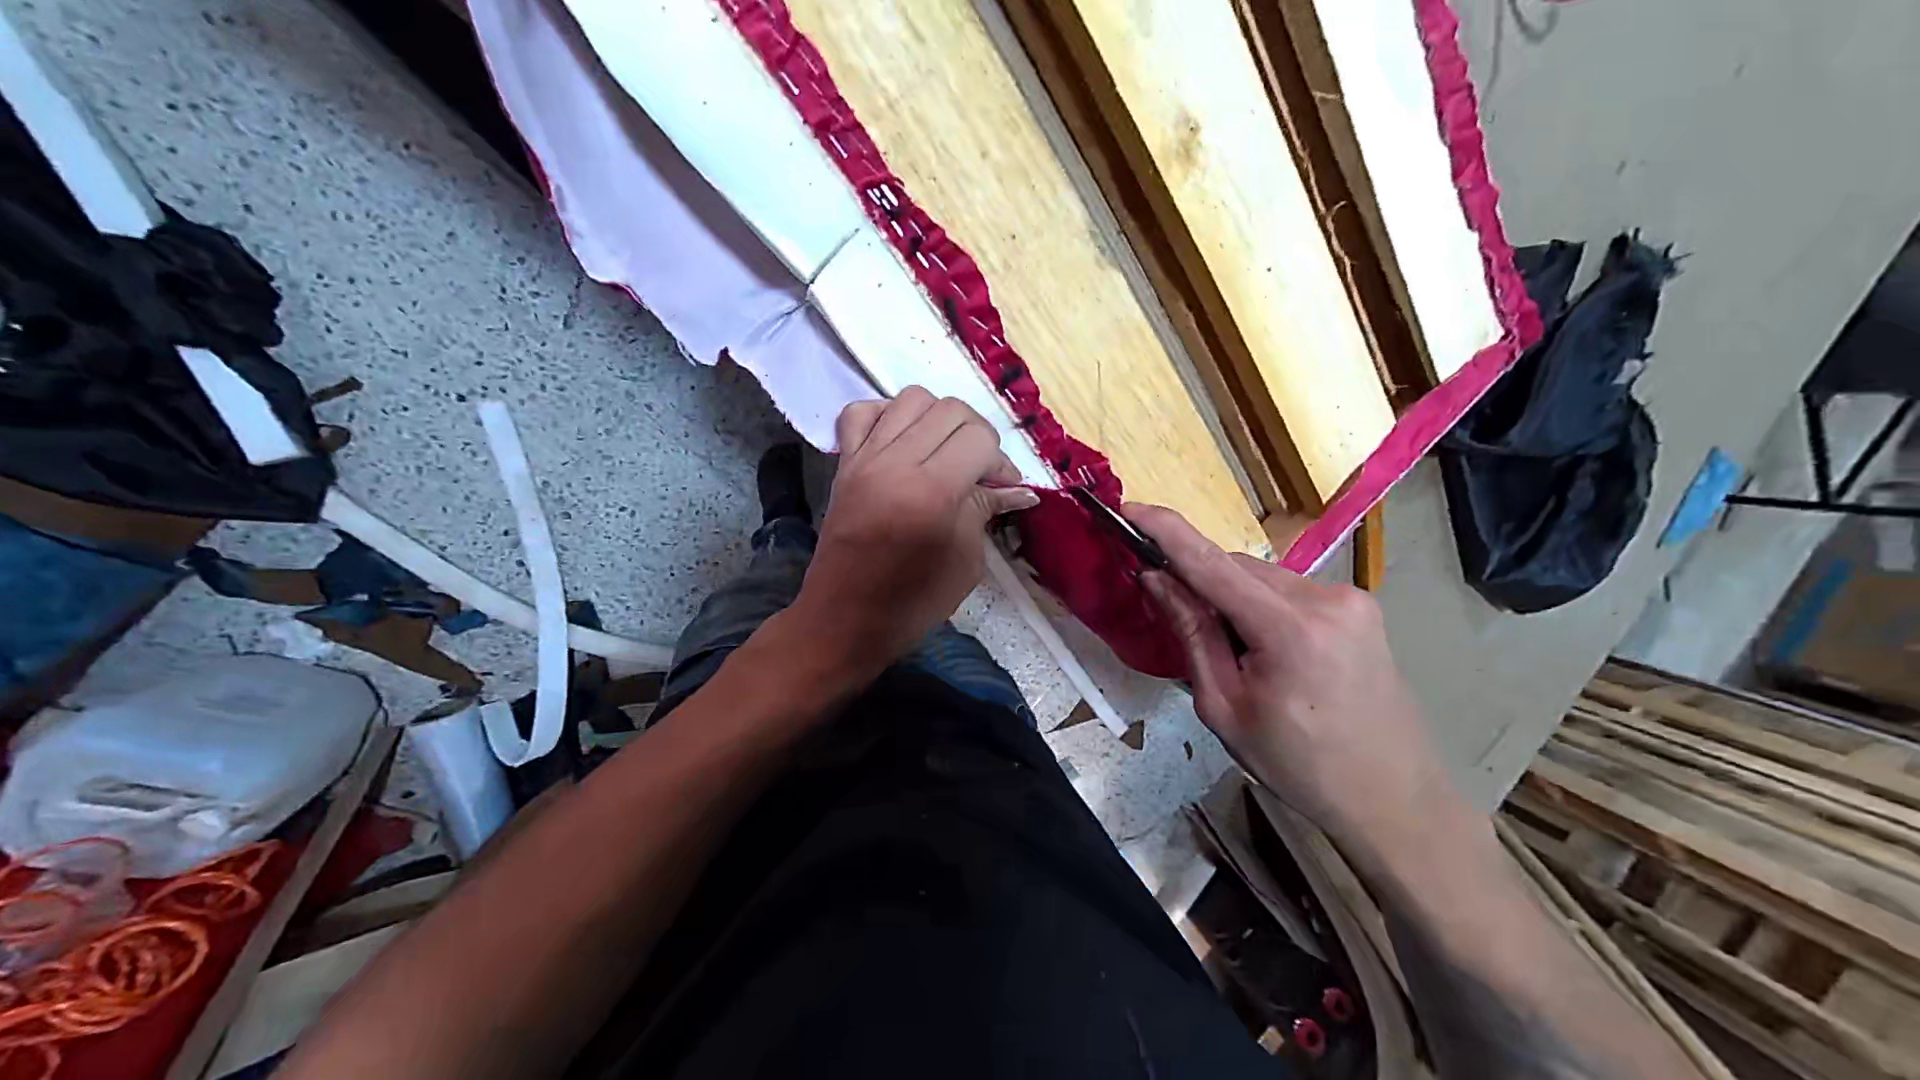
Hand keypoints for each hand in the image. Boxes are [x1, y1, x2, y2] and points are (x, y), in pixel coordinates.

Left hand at [783, 388, 1038, 677]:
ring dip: (939, 418)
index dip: (1000, 461)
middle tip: (981, 470)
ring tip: (945, 452)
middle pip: (950, 410)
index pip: (979, 439)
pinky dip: (887, 414)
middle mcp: (895, 463)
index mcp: (931, 492)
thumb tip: (1016, 488)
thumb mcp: (964, 563)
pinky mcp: (843, 464)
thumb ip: (984, 512)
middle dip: (977, 435)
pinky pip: (861, 412)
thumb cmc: (912, 604)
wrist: (843, 622)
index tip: (1005, 487)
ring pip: (911, 399)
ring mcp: (863, 459)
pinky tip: (903, 440)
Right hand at [1124, 504, 1478, 869]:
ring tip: (1235, 653)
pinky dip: (1262, 605)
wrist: (1394, 797)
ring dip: (1232, 597)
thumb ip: (1191, 634)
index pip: (1212, 564)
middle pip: (1236, 568)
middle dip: (1200, 583)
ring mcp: (1350, 599)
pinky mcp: (1360, 606)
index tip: (1128, 508)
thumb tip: (1157, 578)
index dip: (1165, 531)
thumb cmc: (1298, 766)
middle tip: (1178, 621)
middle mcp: (1326, 598)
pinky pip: (1288, 589)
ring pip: (1261, 577)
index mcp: (1290, 630)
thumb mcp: (1224, 708)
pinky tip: (1267, 649)